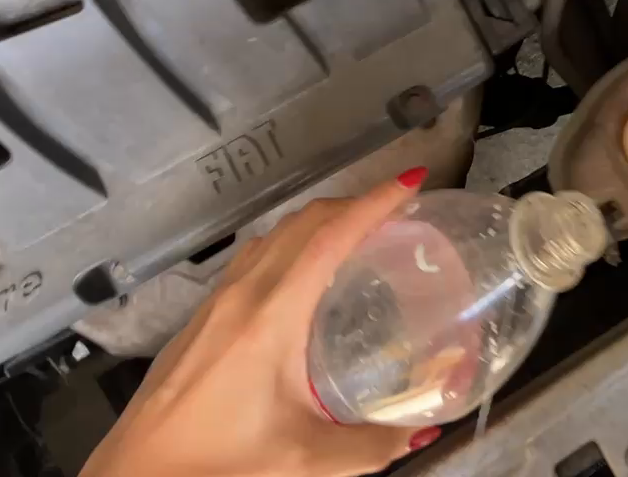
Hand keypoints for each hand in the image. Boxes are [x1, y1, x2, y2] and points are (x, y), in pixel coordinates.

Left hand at [82, 169, 438, 476]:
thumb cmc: (214, 466)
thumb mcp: (299, 463)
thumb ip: (370, 448)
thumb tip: (425, 431)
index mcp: (272, 314)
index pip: (331, 236)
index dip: (375, 202)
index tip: (411, 180)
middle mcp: (245, 291)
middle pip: (307, 220)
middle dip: (355, 201)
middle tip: (398, 208)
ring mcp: (218, 298)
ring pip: (279, 231)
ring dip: (323, 217)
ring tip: (359, 231)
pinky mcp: (203, 312)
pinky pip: (259, 251)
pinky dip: (295, 238)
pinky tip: (304, 269)